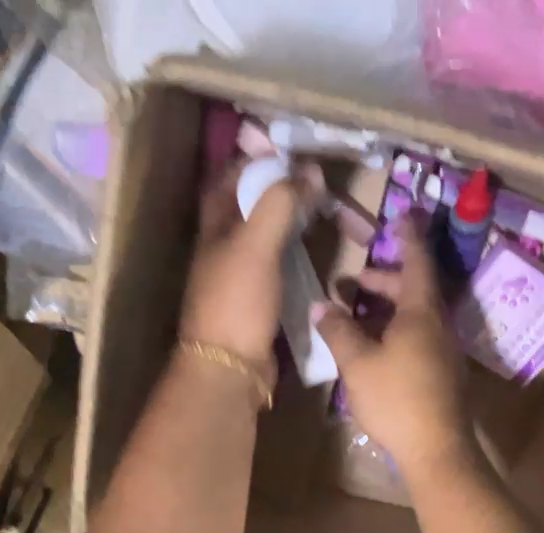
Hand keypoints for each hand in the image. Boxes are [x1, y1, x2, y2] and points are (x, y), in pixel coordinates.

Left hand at [176, 163, 314, 366]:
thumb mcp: (257, 244)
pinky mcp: (260, 301)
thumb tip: (309, 171)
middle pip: (254, 205)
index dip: (260, 160)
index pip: (234, 176)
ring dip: (295, 223)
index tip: (296, 153)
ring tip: (327, 212)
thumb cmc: (236, 302)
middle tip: (321, 184)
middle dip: (285, 190)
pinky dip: (299, 255)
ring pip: (270, 236)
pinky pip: (281, 266)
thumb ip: (281, 204)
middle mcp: (225, 245)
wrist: (230, 368)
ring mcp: (242, 275)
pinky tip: (320, 252)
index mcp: (215, 225)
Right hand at [313, 217, 475, 472]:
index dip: (407, 237)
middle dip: (383, 281)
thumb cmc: (397, 399)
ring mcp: (444, 351)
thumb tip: (321, 306)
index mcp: (422, 312)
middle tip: (354, 282)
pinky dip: (396, 330)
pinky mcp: (442, 374)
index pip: (416, 261)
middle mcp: (439, 325)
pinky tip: (374, 348)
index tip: (401, 215)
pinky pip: (419, 338)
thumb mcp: (358, 363)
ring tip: (356, 314)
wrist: (437, 450)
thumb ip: (338, 331)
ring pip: (415, 316)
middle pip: (414, 290)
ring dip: (387, 309)